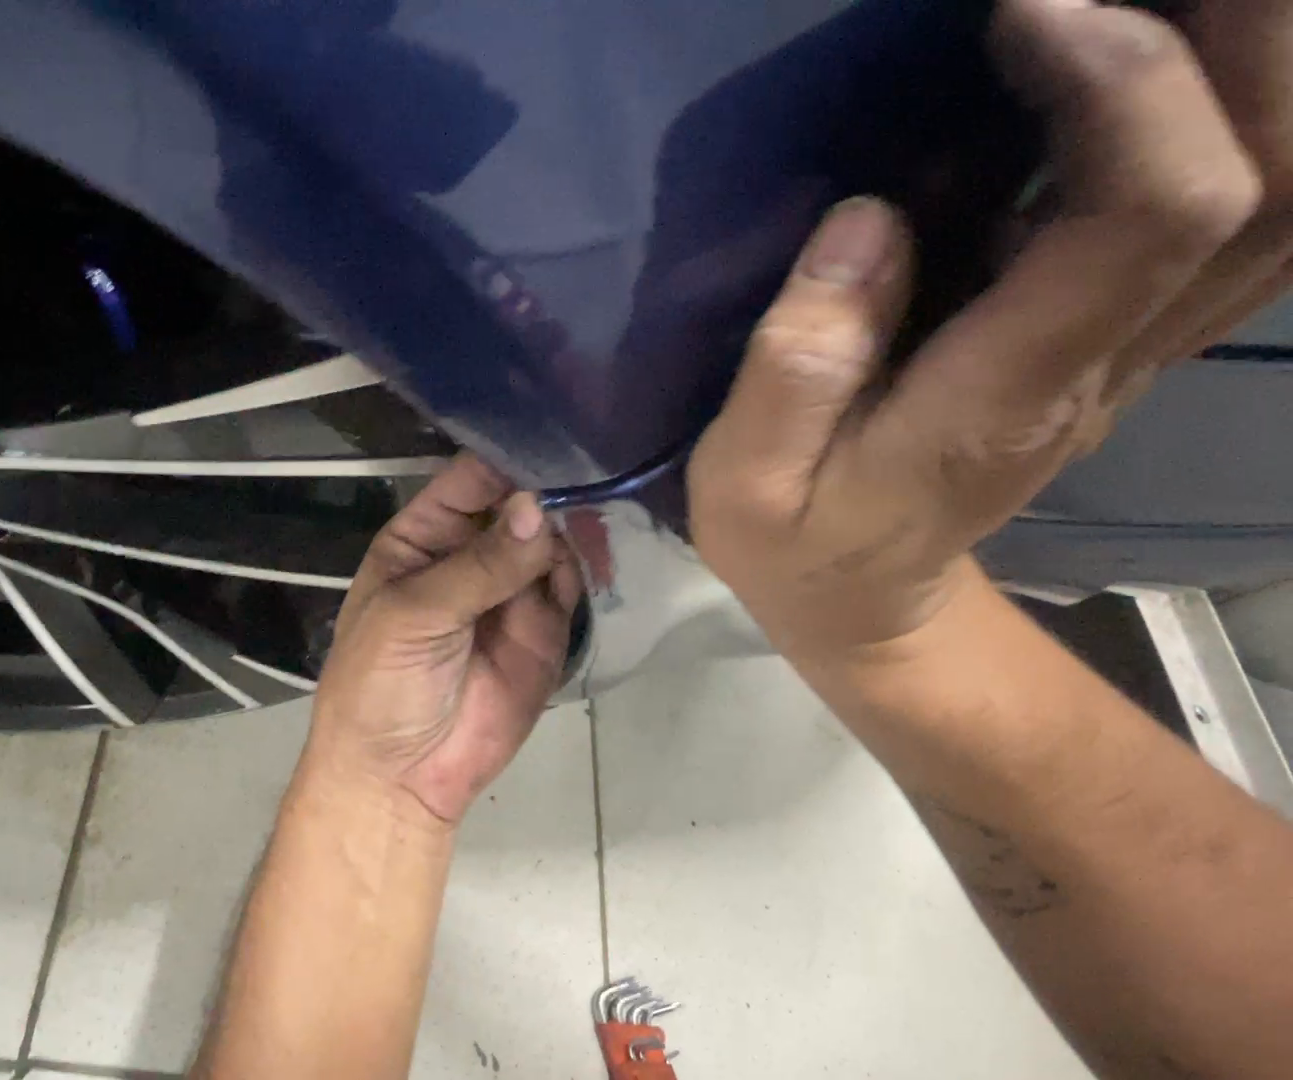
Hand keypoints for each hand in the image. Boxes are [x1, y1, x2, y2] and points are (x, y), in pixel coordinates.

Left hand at [303, 455, 580, 825]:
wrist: (399, 777)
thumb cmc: (380, 684)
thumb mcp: (413, 616)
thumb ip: (478, 567)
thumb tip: (537, 509)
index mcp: (421, 540)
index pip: (468, 483)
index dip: (506, 460)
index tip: (556, 437)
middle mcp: (469, 557)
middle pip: (519, 507)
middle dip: (553, 489)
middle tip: (601, 468)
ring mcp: (509, 594)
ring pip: (552, 543)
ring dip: (577, 527)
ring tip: (610, 505)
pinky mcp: (543, 632)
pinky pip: (569, 589)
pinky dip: (588, 570)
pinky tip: (607, 551)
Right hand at [689, 0, 1291, 668]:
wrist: (864, 604)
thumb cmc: (791, 545)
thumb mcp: (747, 478)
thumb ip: (797, 363)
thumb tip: (864, 219)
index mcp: (1000, 394)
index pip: (1147, 215)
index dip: (1123, 86)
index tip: (1023, 14)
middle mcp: (1101, 362)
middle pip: (1275, 176)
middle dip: (1234, 40)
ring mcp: (1129, 356)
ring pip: (1289, 191)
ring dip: (1258, 69)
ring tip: (1154, 6)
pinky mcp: (1118, 348)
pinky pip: (1246, 217)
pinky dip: (1245, 122)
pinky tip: (1165, 80)